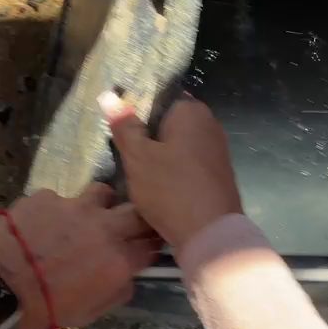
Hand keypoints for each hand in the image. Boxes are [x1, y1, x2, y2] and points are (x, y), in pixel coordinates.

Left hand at [0, 184, 160, 328]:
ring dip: (101, 203)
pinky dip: (56, 210)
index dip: (150, 246)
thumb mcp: (89, 313)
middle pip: (138, 212)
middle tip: (127, 226)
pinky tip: (41, 223)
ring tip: (87, 215)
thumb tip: (127, 277)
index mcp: (118, 260)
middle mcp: (104, 227)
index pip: (152, 246)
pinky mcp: (46, 196)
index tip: (145, 248)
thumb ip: (116, 291)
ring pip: (102, 192)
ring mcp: (74, 206)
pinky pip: (59, 199)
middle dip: (137, 219)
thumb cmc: (44, 309)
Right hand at [100, 90, 242, 253]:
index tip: (119, 129)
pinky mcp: (218, 174)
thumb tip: (109, 95)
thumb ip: (125, 127)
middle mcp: (209, 124)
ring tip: (138, 173)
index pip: (158, 98)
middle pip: (169, 123)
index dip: (136, 111)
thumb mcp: (138, 157)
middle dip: (148, 136)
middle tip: (124, 154)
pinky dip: (173, 172)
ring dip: (159, 157)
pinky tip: (159, 188)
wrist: (210, 233)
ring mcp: (217, 150)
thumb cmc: (170, 188)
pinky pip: (188, 164)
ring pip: (178, 146)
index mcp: (191, 111)